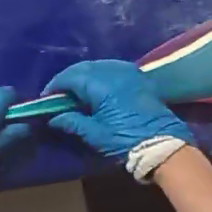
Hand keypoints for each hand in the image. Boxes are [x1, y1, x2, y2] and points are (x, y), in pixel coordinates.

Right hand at [43, 60, 191, 159]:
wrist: (164, 146)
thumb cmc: (125, 140)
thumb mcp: (94, 134)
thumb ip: (71, 122)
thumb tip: (53, 118)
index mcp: (100, 85)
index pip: (70, 77)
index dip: (55, 86)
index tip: (47, 98)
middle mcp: (114, 72)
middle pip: (84, 67)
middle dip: (68, 78)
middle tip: (59, 94)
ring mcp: (129, 73)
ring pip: (99, 65)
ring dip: (85, 74)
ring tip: (77, 90)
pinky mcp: (140, 78)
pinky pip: (114, 68)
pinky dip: (101, 74)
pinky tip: (98, 86)